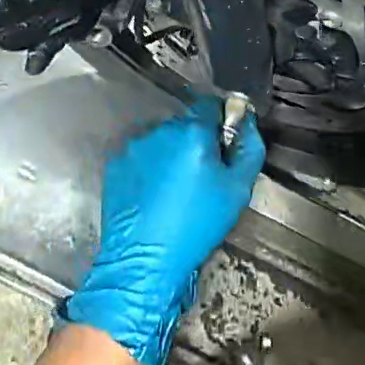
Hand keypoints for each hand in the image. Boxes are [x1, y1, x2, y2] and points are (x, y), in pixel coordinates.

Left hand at [63, 100, 265, 364]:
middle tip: (205, 176)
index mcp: (191, 131)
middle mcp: (158, 131)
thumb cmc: (196, 225)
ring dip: (172, 155)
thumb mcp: (237, 190)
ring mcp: (133, 147)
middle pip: (185, 124)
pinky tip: (157, 197)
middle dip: (196, 142)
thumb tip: (248, 122)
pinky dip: (150, 170)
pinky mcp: (116, 165)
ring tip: (179, 192)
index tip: (226, 144)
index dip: (222, 121)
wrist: (144, 260)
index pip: (210, 104)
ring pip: (162, 141)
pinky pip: (141, 158)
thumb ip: (249, 149)